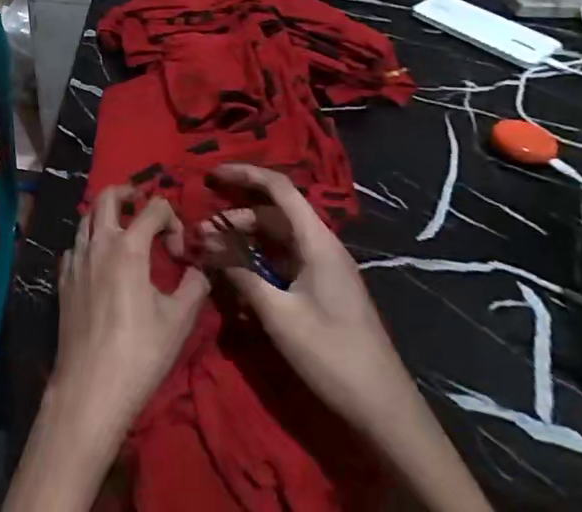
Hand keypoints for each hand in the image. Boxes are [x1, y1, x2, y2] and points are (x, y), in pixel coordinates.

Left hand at [6, 187, 207, 511]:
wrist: (90, 390)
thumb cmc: (139, 353)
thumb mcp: (179, 320)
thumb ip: (194, 285)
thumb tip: (199, 269)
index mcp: (128, 246)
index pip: (154, 207)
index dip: (172, 219)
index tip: (180, 251)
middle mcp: (98, 244)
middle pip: (107, 196)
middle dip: (129, 193)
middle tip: (144, 206)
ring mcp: (75, 261)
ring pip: (86, 218)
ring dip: (106, 216)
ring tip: (124, 232)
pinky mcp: (62, 281)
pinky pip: (74, 246)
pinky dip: (89, 242)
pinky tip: (100, 263)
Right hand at [198, 164, 415, 435]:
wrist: (381, 405)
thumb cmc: (332, 354)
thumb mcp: (279, 316)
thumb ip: (242, 276)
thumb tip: (208, 247)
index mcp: (317, 241)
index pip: (279, 189)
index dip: (245, 175)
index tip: (211, 176)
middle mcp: (321, 245)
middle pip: (274, 214)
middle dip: (236, 216)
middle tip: (200, 232)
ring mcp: (323, 267)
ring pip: (277, 239)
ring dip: (245, 241)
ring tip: (211, 253)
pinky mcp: (321, 288)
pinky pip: (284, 261)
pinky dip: (258, 262)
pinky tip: (237, 278)